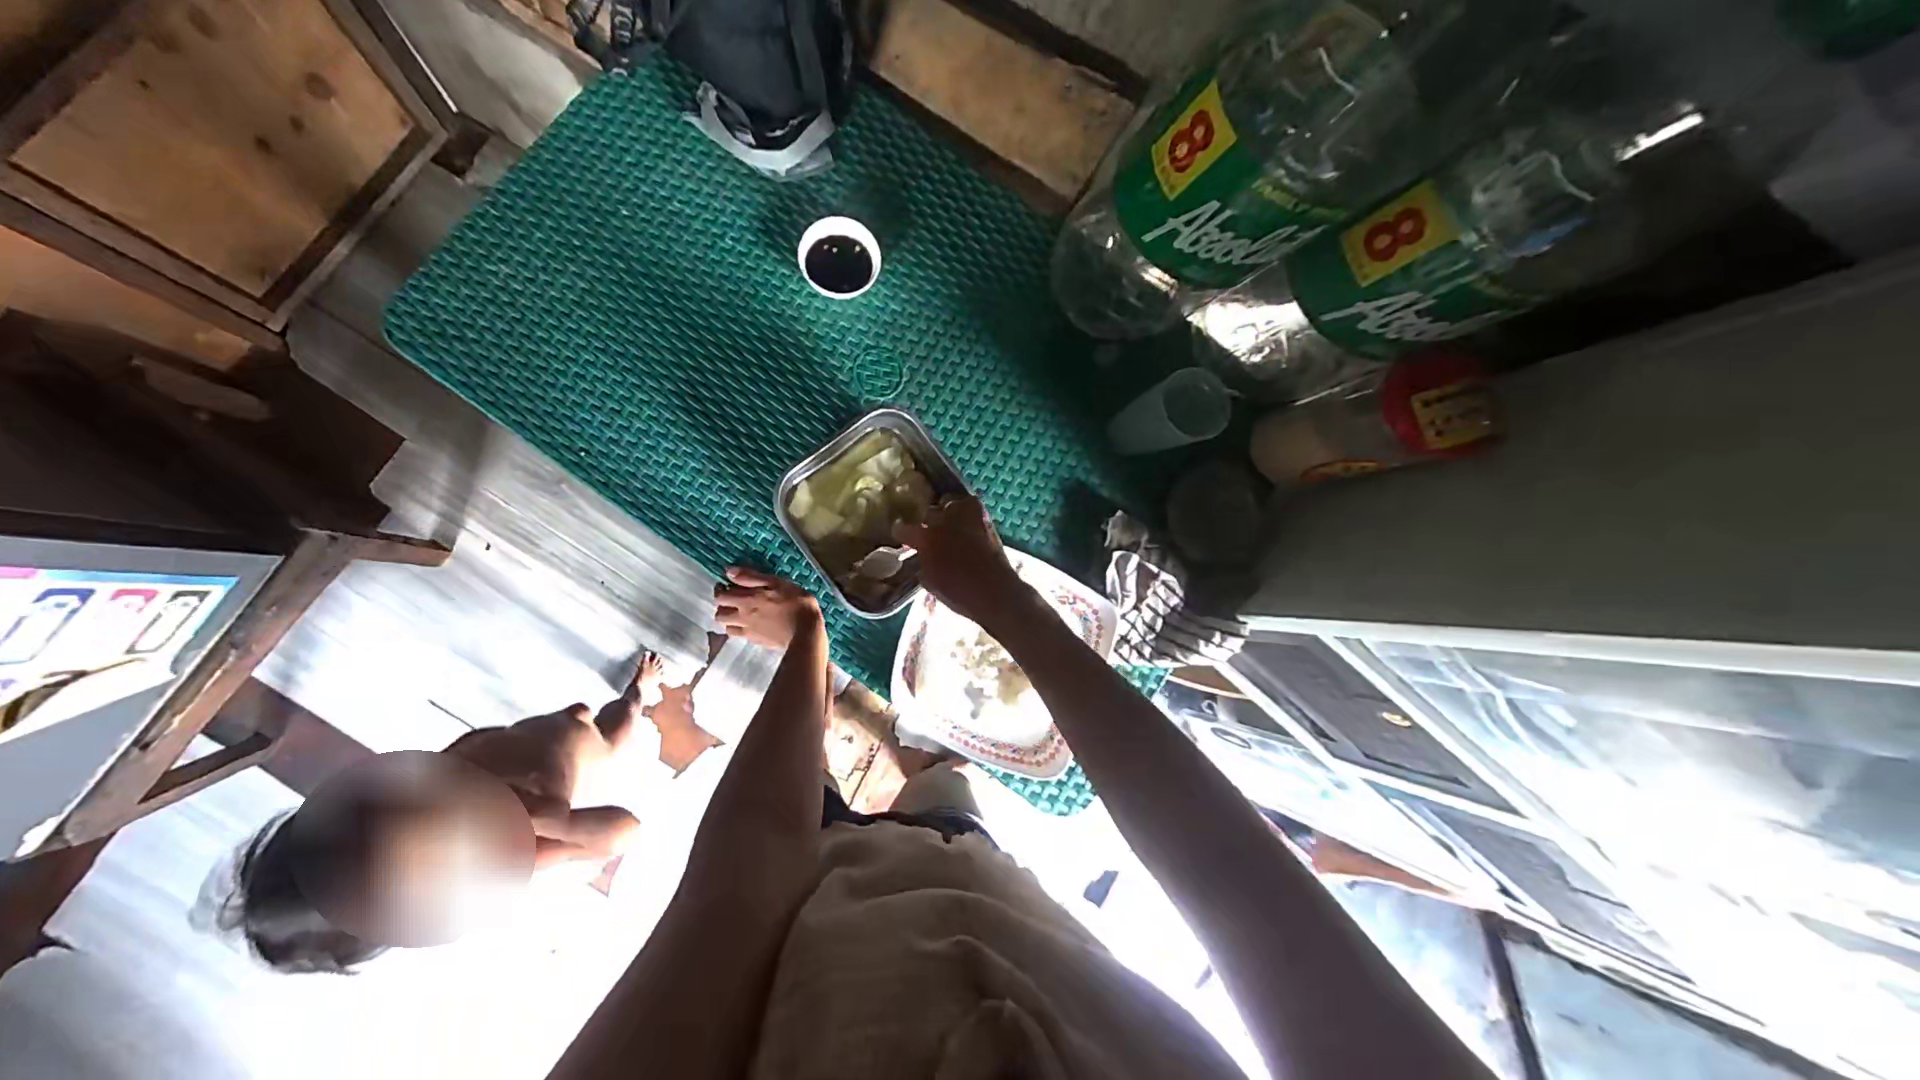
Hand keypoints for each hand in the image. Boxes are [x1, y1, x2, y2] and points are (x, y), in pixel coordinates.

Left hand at [714, 567, 821, 648]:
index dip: (721, 589)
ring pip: (725, 624)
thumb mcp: (778, 583)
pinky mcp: (754, 640)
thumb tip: (729, 572)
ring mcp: (747, 630)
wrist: (805, 633)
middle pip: (719, 611)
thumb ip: (752, 578)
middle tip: (731, 599)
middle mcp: (742, 615)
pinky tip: (745, 625)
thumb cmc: (796, 603)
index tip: (726, 585)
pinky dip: (736, 629)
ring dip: (727, 617)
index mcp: (747, 599)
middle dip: (721, 604)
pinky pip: (736, 635)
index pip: (721, 595)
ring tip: (736, 613)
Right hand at [893, 496, 1036, 628]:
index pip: (903, 529)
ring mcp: (963, 516)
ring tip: (949, 522)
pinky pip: (968, 504)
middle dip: (928, 521)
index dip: (901, 532)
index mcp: (925, 539)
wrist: (994, 591)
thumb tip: (923, 556)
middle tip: (931, 532)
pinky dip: (965, 510)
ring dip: (947, 511)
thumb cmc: (959, 594)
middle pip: (928, 512)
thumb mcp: (930, 582)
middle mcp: (941, 521)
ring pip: (948, 502)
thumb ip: (923, 563)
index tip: (903, 536)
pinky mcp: (982, 516)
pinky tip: (966, 521)